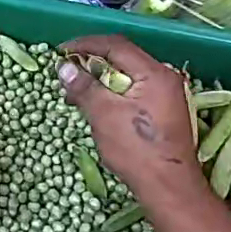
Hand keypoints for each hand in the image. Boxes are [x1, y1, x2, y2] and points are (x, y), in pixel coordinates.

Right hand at [58, 35, 210, 201]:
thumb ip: (84, 86)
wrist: (169, 187)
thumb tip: (65, 67)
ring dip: (100, 78)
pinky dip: (112, 92)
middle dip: (91, 61)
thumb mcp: (104, 114)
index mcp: (154, 72)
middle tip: (66, 72)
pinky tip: (96, 105)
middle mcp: (165, 78)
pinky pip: (134, 90)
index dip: (85, 44)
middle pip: (123, 57)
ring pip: (127, 75)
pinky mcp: (163, 111)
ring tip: (76, 91)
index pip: (115, 45)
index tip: (61, 53)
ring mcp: (167, 95)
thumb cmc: (136, 149)